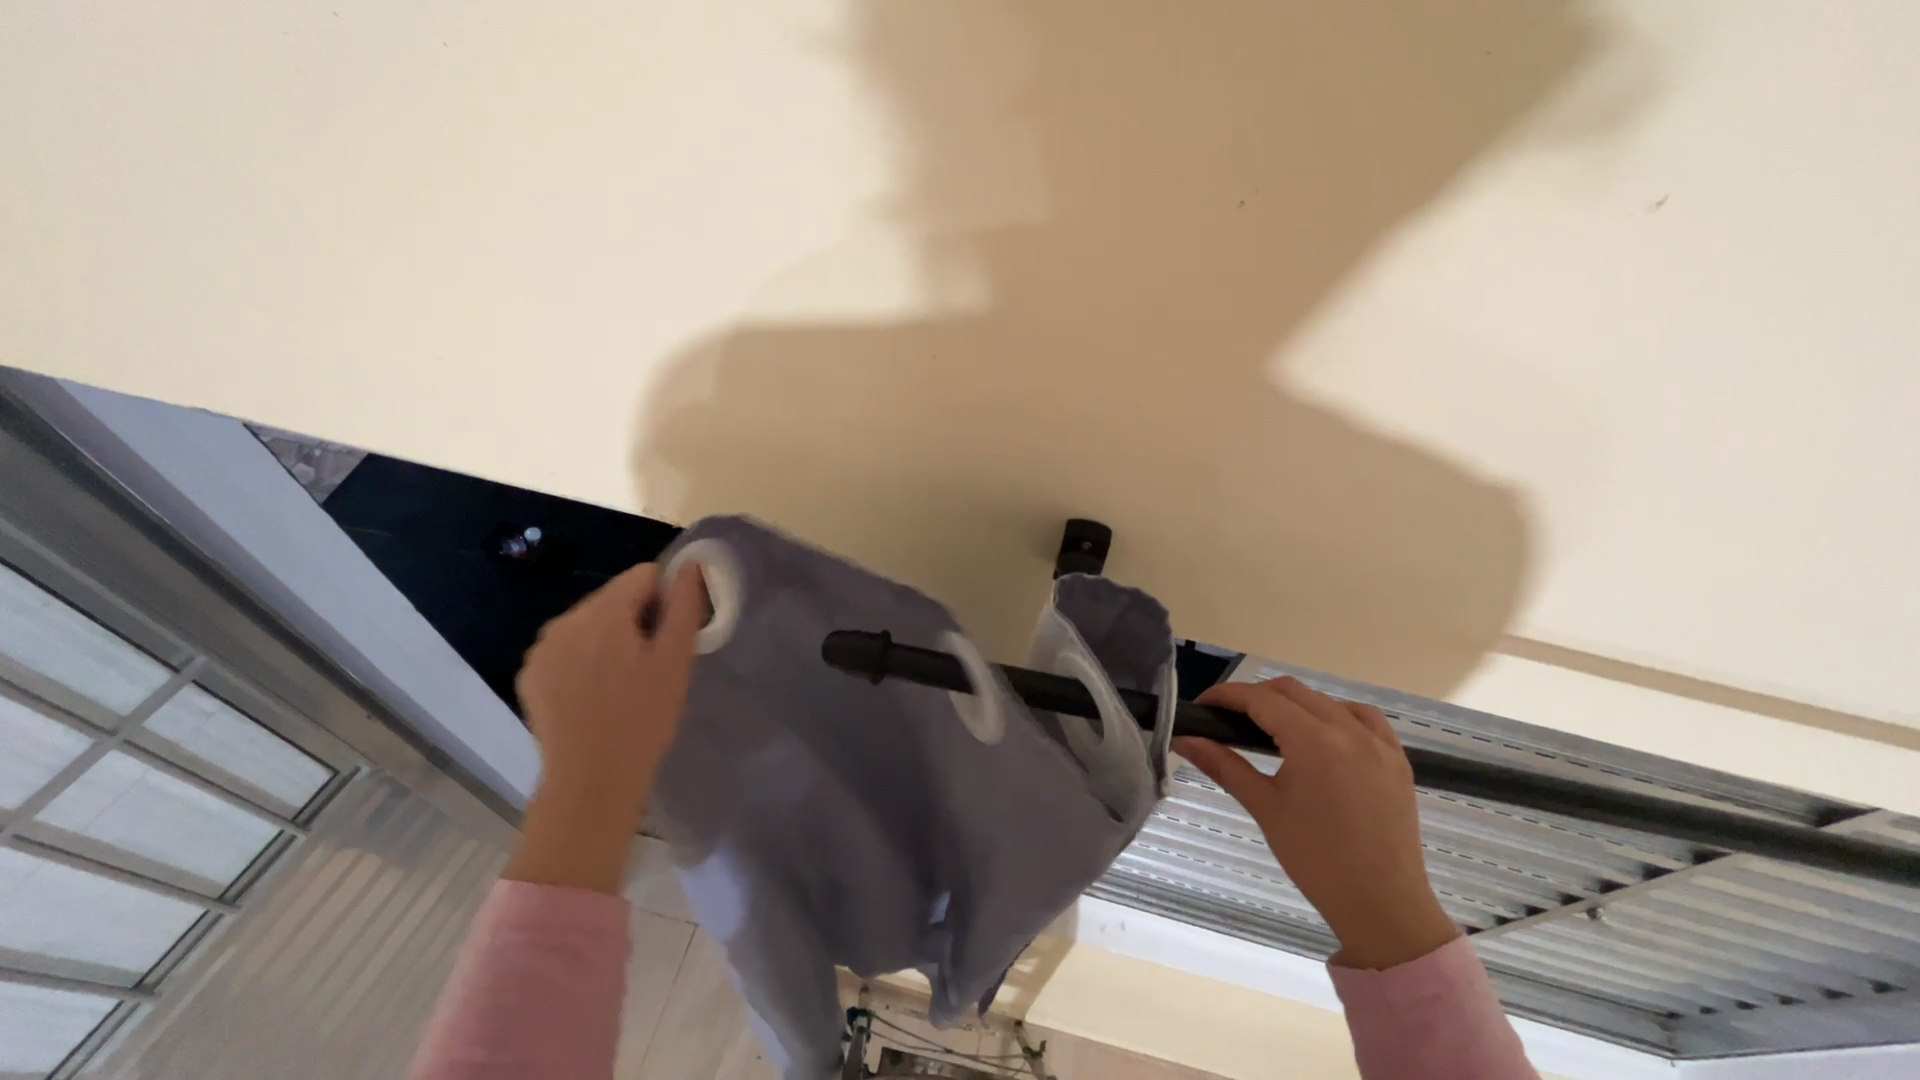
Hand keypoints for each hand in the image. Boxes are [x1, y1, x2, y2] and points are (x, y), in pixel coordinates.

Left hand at [504, 560, 705, 893]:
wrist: (591, 780)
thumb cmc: (643, 718)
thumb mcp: (676, 661)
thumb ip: (684, 606)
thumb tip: (689, 564)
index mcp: (603, 613)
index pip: (644, 576)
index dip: (666, 602)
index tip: (670, 641)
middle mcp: (565, 620)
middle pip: (614, 598)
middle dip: (636, 622)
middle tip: (650, 668)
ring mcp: (542, 649)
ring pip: (589, 624)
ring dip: (610, 641)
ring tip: (623, 685)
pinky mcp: (531, 674)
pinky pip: (567, 649)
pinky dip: (584, 662)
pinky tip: (595, 696)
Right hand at [1173, 677, 1458, 969]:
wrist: (1382, 904)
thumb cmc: (1315, 860)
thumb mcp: (1264, 808)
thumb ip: (1223, 765)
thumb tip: (1184, 740)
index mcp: (1313, 741)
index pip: (1260, 699)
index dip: (1226, 696)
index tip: (1202, 707)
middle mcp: (1348, 730)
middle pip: (1292, 691)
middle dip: (1255, 697)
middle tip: (1227, 720)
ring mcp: (1378, 742)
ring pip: (1326, 700)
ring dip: (1294, 703)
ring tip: (1271, 728)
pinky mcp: (1396, 758)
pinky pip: (1364, 718)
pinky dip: (1336, 714)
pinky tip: (1322, 735)